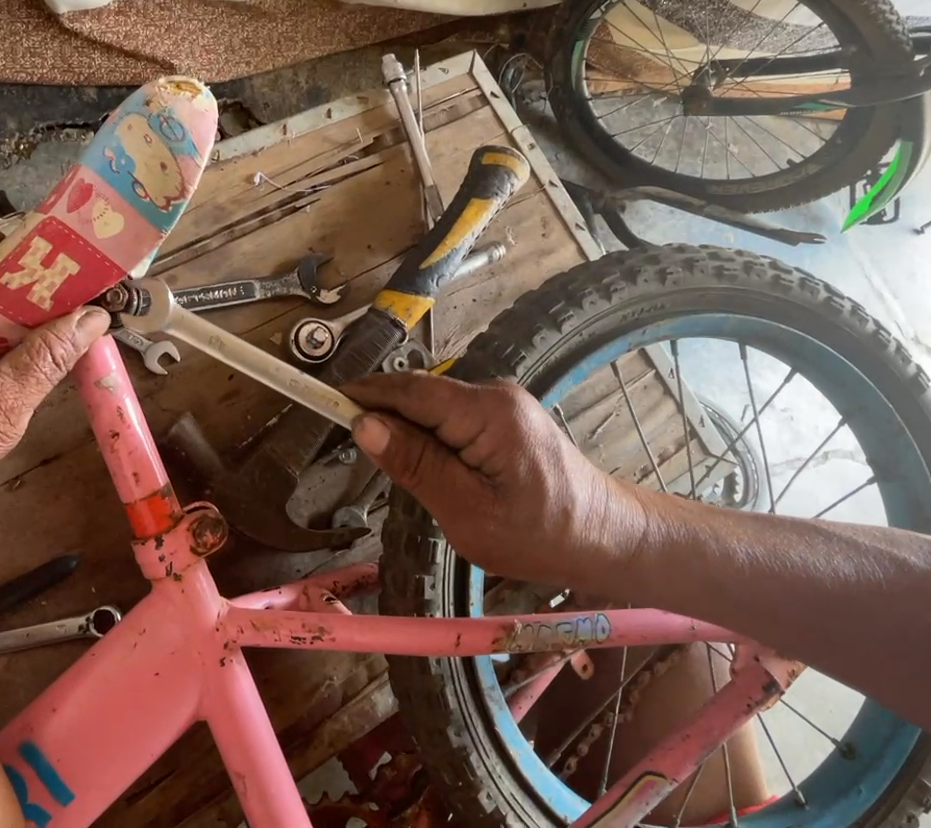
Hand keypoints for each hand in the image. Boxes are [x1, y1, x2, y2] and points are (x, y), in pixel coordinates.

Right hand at [343, 372, 653, 590]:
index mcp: (487, 412)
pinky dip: (428, 436)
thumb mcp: (466, 511)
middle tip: (350, 445)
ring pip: (434, 406)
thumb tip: (363, 425)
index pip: (410, 390)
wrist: (606, 540)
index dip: (365, 393)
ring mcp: (502, 404)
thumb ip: (414, 464)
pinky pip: (452, 417)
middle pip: (420, 394)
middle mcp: (494, 394)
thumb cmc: (538, 536)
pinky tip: (424, 465)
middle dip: (383, 413)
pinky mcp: (505, 418)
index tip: (324, 401)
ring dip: (406, 428)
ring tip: (389, 464)